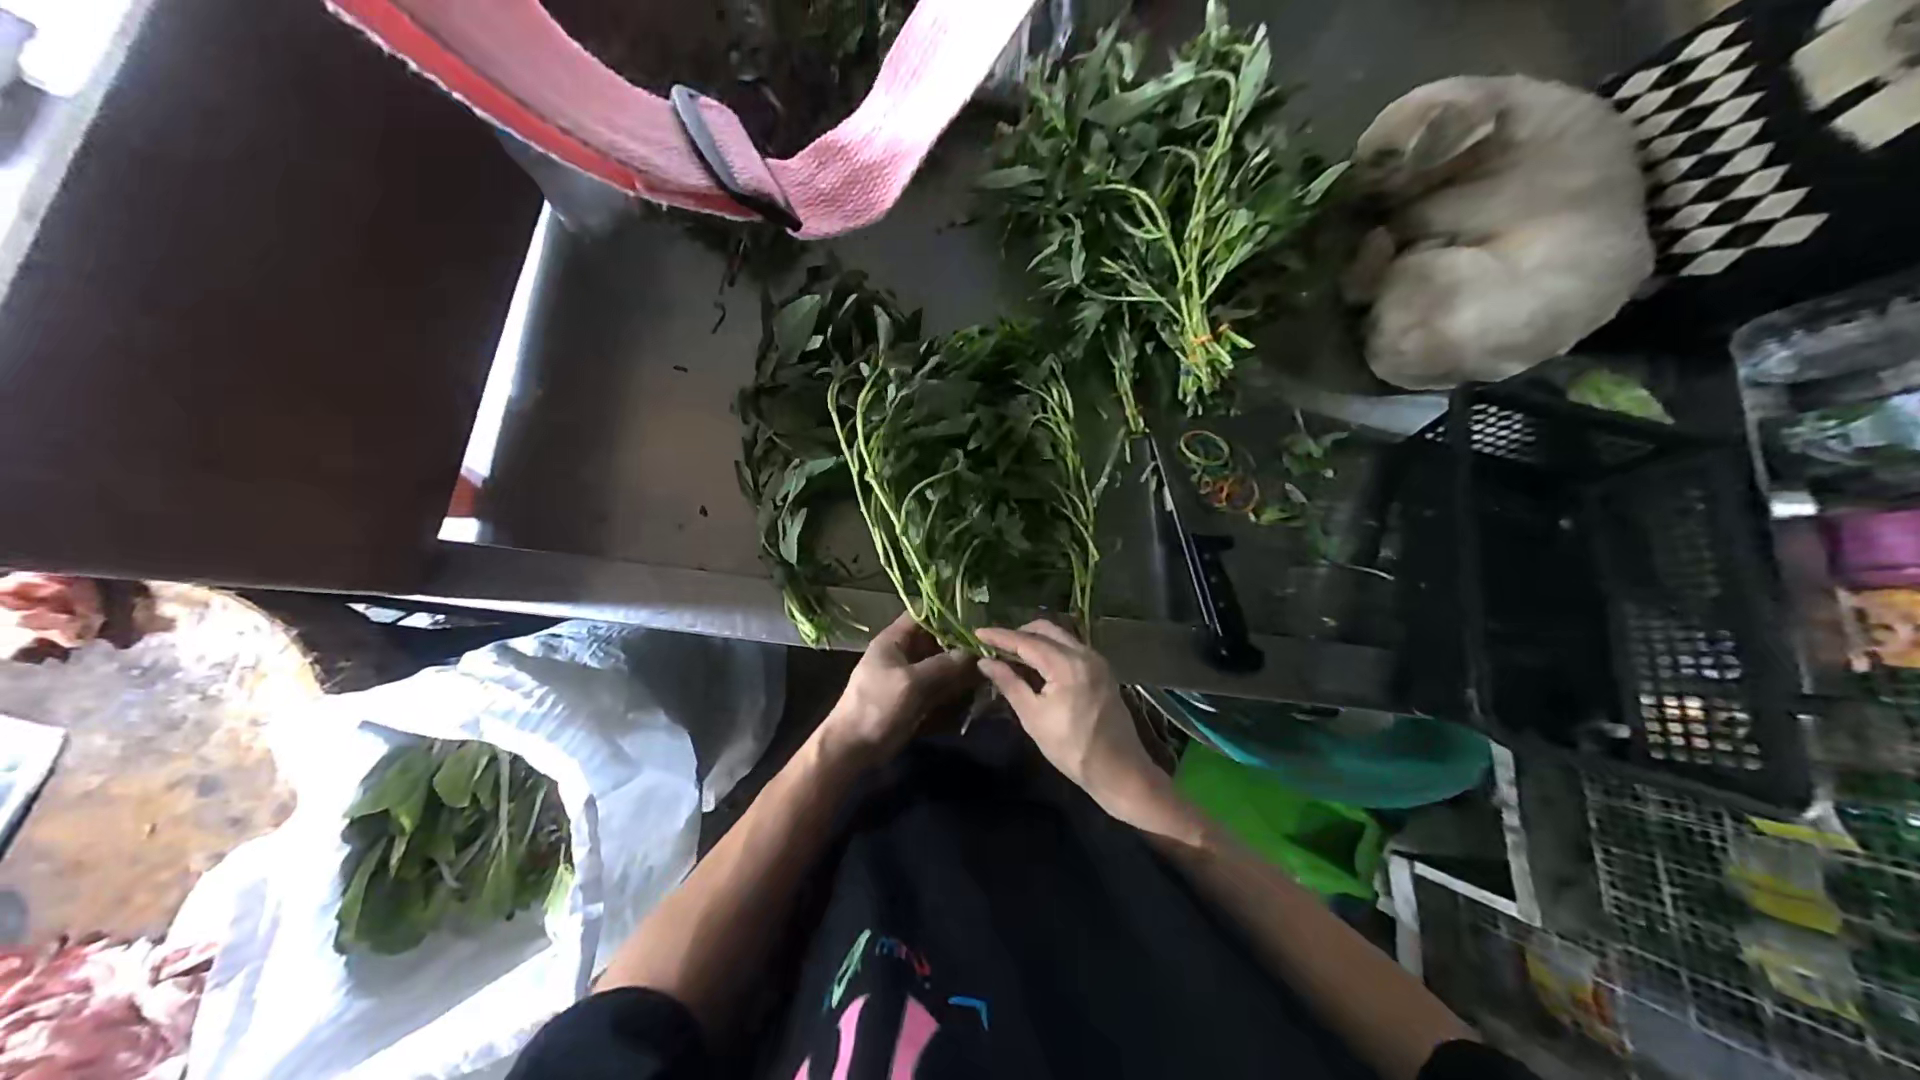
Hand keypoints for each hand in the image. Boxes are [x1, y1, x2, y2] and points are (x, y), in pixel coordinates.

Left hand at [813, 611, 974, 769]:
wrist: (853, 748)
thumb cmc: (876, 706)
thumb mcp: (910, 682)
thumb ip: (942, 665)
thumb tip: (973, 653)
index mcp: (894, 640)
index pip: (921, 614)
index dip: (946, 612)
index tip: (975, 615)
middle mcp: (904, 654)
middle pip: (936, 641)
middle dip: (960, 644)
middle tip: (990, 648)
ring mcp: (911, 677)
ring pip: (942, 665)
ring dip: (962, 668)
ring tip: (990, 669)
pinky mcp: (917, 698)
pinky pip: (941, 687)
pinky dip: (956, 688)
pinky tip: (977, 689)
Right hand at [976, 621, 1170, 825]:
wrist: (1118, 769)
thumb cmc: (1071, 747)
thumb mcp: (1033, 716)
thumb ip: (1009, 683)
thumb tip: (985, 662)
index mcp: (1067, 664)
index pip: (1026, 641)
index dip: (1000, 636)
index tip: (978, 633)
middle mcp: (1084, 654)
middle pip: (1046, 630)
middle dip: (1019, 633)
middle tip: (996, 645)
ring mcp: (1097, 660)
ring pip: (1061, 636)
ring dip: (1036, 639)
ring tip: (1013, 654)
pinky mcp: (1102, 670)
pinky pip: (1072, 648)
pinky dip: (1052, 649)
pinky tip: (1038, 664)